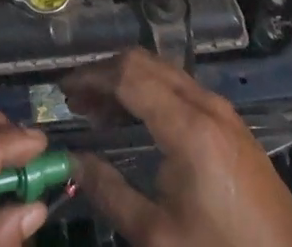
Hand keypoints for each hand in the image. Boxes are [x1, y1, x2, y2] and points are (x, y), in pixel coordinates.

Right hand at [62, 50, 291, 246]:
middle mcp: (205, 105)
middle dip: (104, 73)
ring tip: (96, 110)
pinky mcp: (229, 122)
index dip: (90, 77)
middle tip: (75, 100)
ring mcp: (221, 110)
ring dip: (126, 80)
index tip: (62, 91)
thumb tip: (72, 161)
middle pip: (144, 62)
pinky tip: (133, 119)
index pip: (128, 75)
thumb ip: (109, 192)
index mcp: (188, 128)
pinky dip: (148, 91)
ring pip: (163, 70)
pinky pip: (180, 87)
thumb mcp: (157, 234)